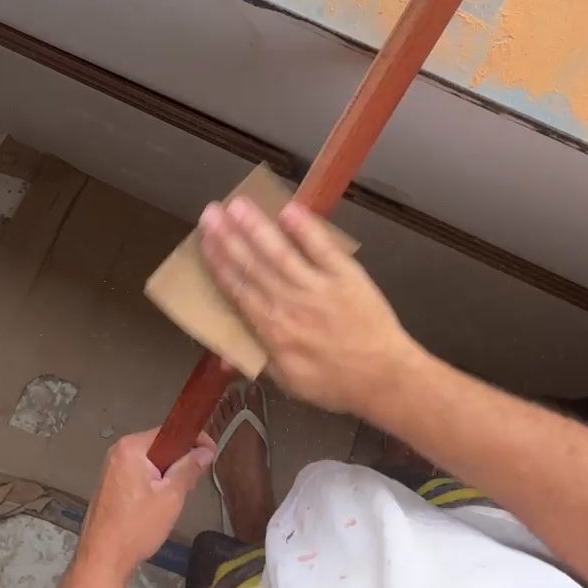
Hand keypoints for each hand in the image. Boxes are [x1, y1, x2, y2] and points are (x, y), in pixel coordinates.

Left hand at [71, 428, 213, 581]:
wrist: (101, 562)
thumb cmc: (137, 525)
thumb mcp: (171, 496)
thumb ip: (189, 469)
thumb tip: (205, 451)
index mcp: (132, 447)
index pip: (169, 432)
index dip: (193, 440)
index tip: (210, 451)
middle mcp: (118, 452)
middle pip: (158, 447)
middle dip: (178, 461)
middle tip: (194, 480)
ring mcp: (110, 470)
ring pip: (148, 463)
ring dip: (165, 475)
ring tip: (177, 494)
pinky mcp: (107, 487)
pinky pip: (136, 475)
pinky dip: (151, 484)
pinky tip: (157, 504)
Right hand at [198, 197, 425, 417]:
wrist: (384, 378)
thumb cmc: (335, 382)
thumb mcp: (289, 382)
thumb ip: (256, 360)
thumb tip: (221, 355)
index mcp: (273, 330)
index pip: (238, 289)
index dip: (218, 262)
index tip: (204, 239)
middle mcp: (290, 303)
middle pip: (252, 266)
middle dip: (228, 237)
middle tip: (210, 212)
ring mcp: (318, 287)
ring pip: (280, 253)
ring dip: (257, 228)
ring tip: (238, 205)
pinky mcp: (345, 275)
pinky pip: (322, 248)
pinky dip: (306, 229)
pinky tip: (289, 210)